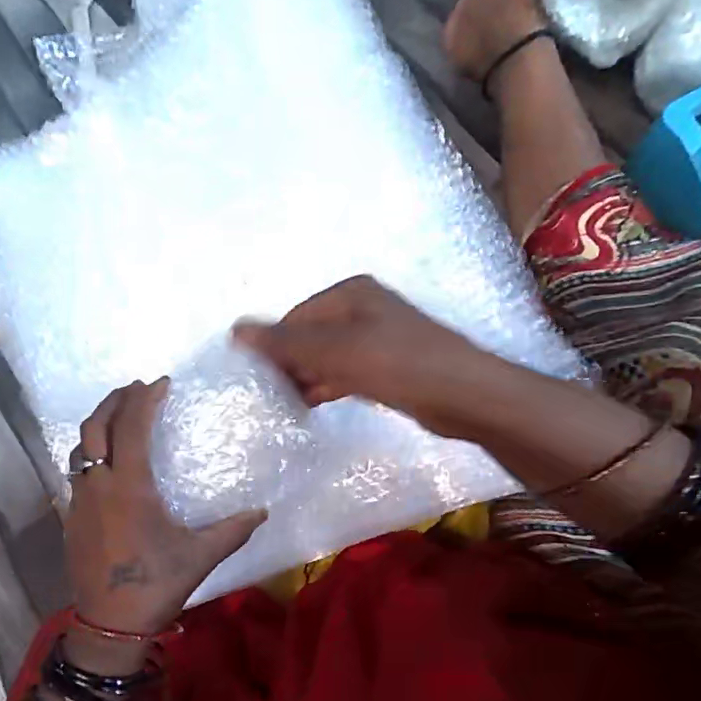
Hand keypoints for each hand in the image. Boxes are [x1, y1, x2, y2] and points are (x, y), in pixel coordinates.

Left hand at [65, 380, 266, 663]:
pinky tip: (108, 462)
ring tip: (119, 416)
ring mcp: (79, 501)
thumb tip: (263, 513)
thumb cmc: (155, 585)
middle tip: (135, 388)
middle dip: (114, 400)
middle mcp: (98, 486)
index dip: (145, 399)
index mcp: (129, 487)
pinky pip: (76, 471)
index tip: (161, 384)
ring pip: (80, 448)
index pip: (131, 426)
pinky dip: (91, 453)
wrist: (109, 624)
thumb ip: (232, 530)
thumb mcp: (200, 556)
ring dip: (98, 425)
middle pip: (95, 427)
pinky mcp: (71, 518)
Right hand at [231, 276, 508, 436]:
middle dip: (289, 364)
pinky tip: (310, 405)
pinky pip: (344, 373)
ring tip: (282, 405)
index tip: (257, 379)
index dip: (274, 347)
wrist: (464, 396)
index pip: (294, 318)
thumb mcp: (337, 351)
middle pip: (309, 336)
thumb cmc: (400, 364)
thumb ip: (287, 343)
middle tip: (267, 396)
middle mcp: (361, 310)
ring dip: (305, 378)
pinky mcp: (386, 367)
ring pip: (326, 357)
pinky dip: (326, 387)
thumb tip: (236, 329)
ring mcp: (375, 339)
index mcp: (350, 294)